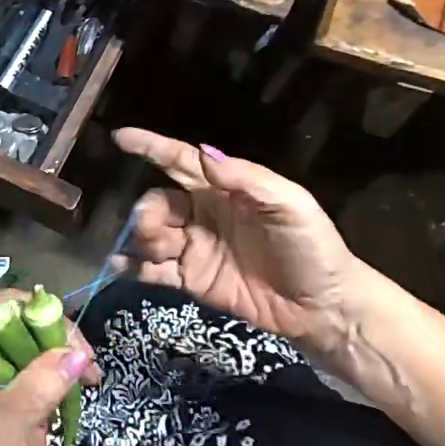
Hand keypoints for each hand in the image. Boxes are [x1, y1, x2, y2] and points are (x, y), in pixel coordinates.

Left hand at [0, 290, 97, 445]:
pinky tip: (89, 381)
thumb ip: (37, 386)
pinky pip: (56, 367)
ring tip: (91, 374)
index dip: (27, 309)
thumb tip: (78, 355)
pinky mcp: (32, 391)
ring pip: (44, 342)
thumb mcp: (5, 420)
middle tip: (84, 356)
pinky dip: (75, 370)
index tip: (58, 327)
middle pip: (26, 320)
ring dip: (70, 350)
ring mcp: (11, 372)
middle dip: (57, 331)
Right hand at [113, 128, 367, 356]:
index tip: (121, 138)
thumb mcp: (290, 206)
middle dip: (146, 213)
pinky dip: (131, 267)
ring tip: (150, 254)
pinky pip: (152, 270)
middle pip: (157, 203)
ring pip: (149, 235)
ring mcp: (193, 248)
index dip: (151, 147)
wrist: (324, 308)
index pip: (180, 161)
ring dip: (139, 240)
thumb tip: (202, 153)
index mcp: (223, 190)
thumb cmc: (313, 248)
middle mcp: (201, 215)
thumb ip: (246, 179)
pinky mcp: (190, 280)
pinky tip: (121, 267)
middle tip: (153, 232)